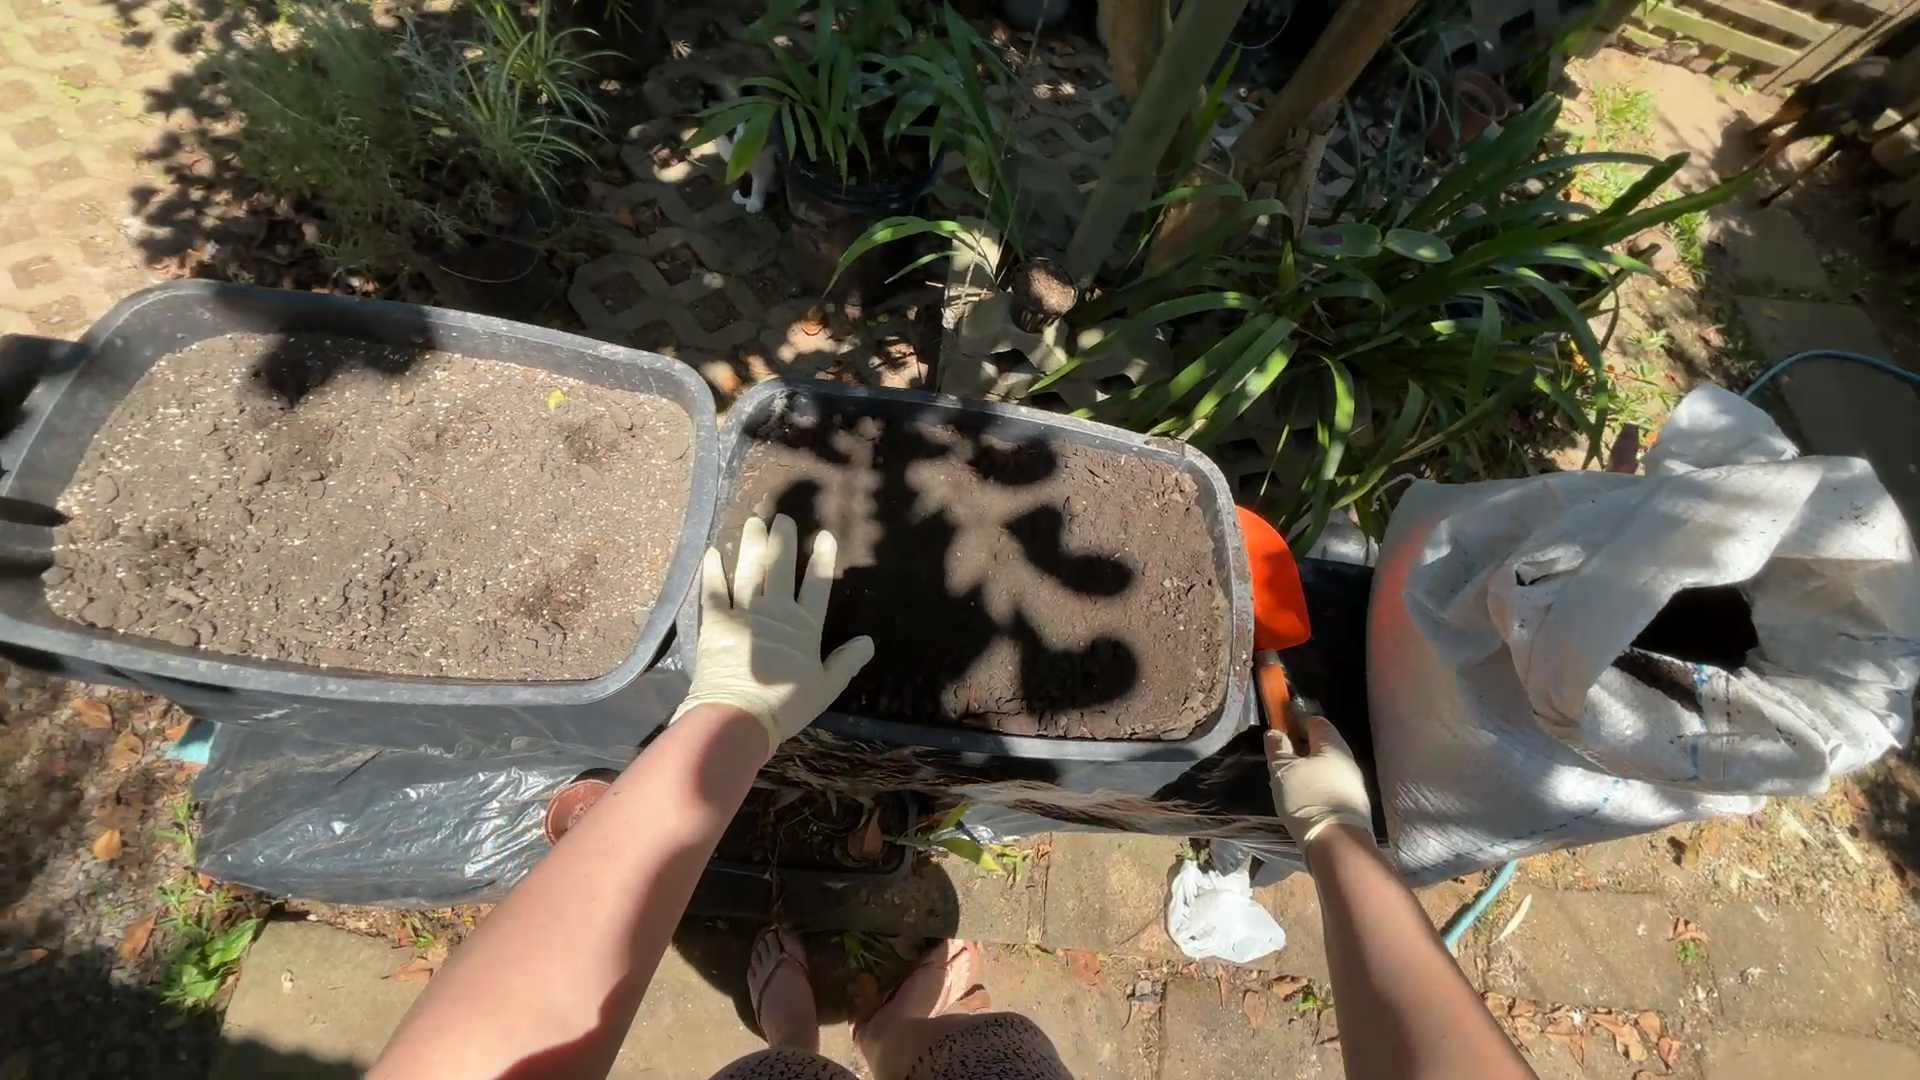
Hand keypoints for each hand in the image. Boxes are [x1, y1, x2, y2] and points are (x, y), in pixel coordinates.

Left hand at [672, 515, 874, 755]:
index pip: (816, 585)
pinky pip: (714, 590)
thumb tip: (868, 641)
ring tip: (753, 522)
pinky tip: (712, 552)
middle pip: (780, 568)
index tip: (824, 535)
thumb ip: (846, 662)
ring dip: (752, 545)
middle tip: (782, 517)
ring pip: (749, 570)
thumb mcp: (826, 687)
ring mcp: (744, 613)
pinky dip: (713, 571)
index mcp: (804, 626)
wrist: (738, 716)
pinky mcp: (716, 622)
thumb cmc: (786, 704)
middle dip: (783, 540)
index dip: (821, 559)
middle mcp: (775, 611)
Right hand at [1264, 715, 1372, 847]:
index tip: (1279, 727)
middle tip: (1279, 756)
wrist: (1336, 844)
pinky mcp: (1351, 805)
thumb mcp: (1283, 769)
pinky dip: (1314, 785)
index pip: (1316, 721)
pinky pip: (1329, 785)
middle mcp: (1348, 761)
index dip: (1297, 720)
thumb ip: (1277, 748)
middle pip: (1322, 745)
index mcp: (1333, 746)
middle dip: (1301, 747)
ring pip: (1326, 766)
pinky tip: (1301, 797)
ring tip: (1286, 779)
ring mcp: (1353, 784)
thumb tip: (1275, 732)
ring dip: (1307, 768)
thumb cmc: (1307, 797)